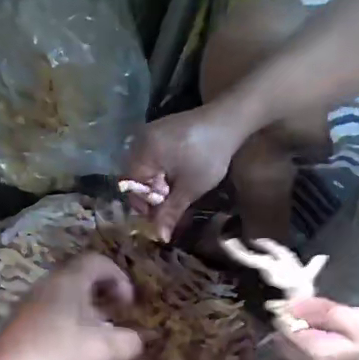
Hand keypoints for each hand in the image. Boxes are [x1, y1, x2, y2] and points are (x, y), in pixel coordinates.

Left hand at [0, 255, 142, 359]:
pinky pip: (54, 325)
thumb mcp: (106, 351)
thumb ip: (130, 340)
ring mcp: (28, 312)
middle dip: (106, 302)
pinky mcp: (19, 335)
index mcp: (66, 283)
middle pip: (81, 283)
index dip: (120, 278)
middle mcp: (44, 289)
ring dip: (90, 322)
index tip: (130, 306)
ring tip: (103, 349)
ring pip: (67, 306)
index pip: (97, 262)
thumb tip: (136, 339)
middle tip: (120, 324)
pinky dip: (72, 337)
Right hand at [124, 104, 249, 240]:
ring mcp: (151, 133)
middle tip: (170, 210)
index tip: (161, 217)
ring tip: (177, 197)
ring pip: (148, 169)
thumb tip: (160, 238)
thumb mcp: (189, 189)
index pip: (130, 186)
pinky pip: (155, 158)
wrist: (228, 122)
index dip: (144, 206)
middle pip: (137, 178)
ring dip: (160, 187)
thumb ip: (170, 212)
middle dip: (153, 197)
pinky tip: (179, 181)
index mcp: (141, 152)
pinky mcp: (163, 132)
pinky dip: (164, 173)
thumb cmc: (206, 157)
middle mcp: (139, 140)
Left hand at [276, 298, 358, 359]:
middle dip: (286, 317)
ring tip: (311, 305)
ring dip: (295, 325)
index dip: (285, 307)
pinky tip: (318, 320)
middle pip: (282, 340)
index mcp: (316, 355)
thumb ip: (321, 313)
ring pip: (291, 345)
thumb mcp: (356, 319)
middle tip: (302, 296)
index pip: (283, 329)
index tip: (294, 290)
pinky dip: (305, 333)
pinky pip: (303, 349)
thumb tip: (290, 304)